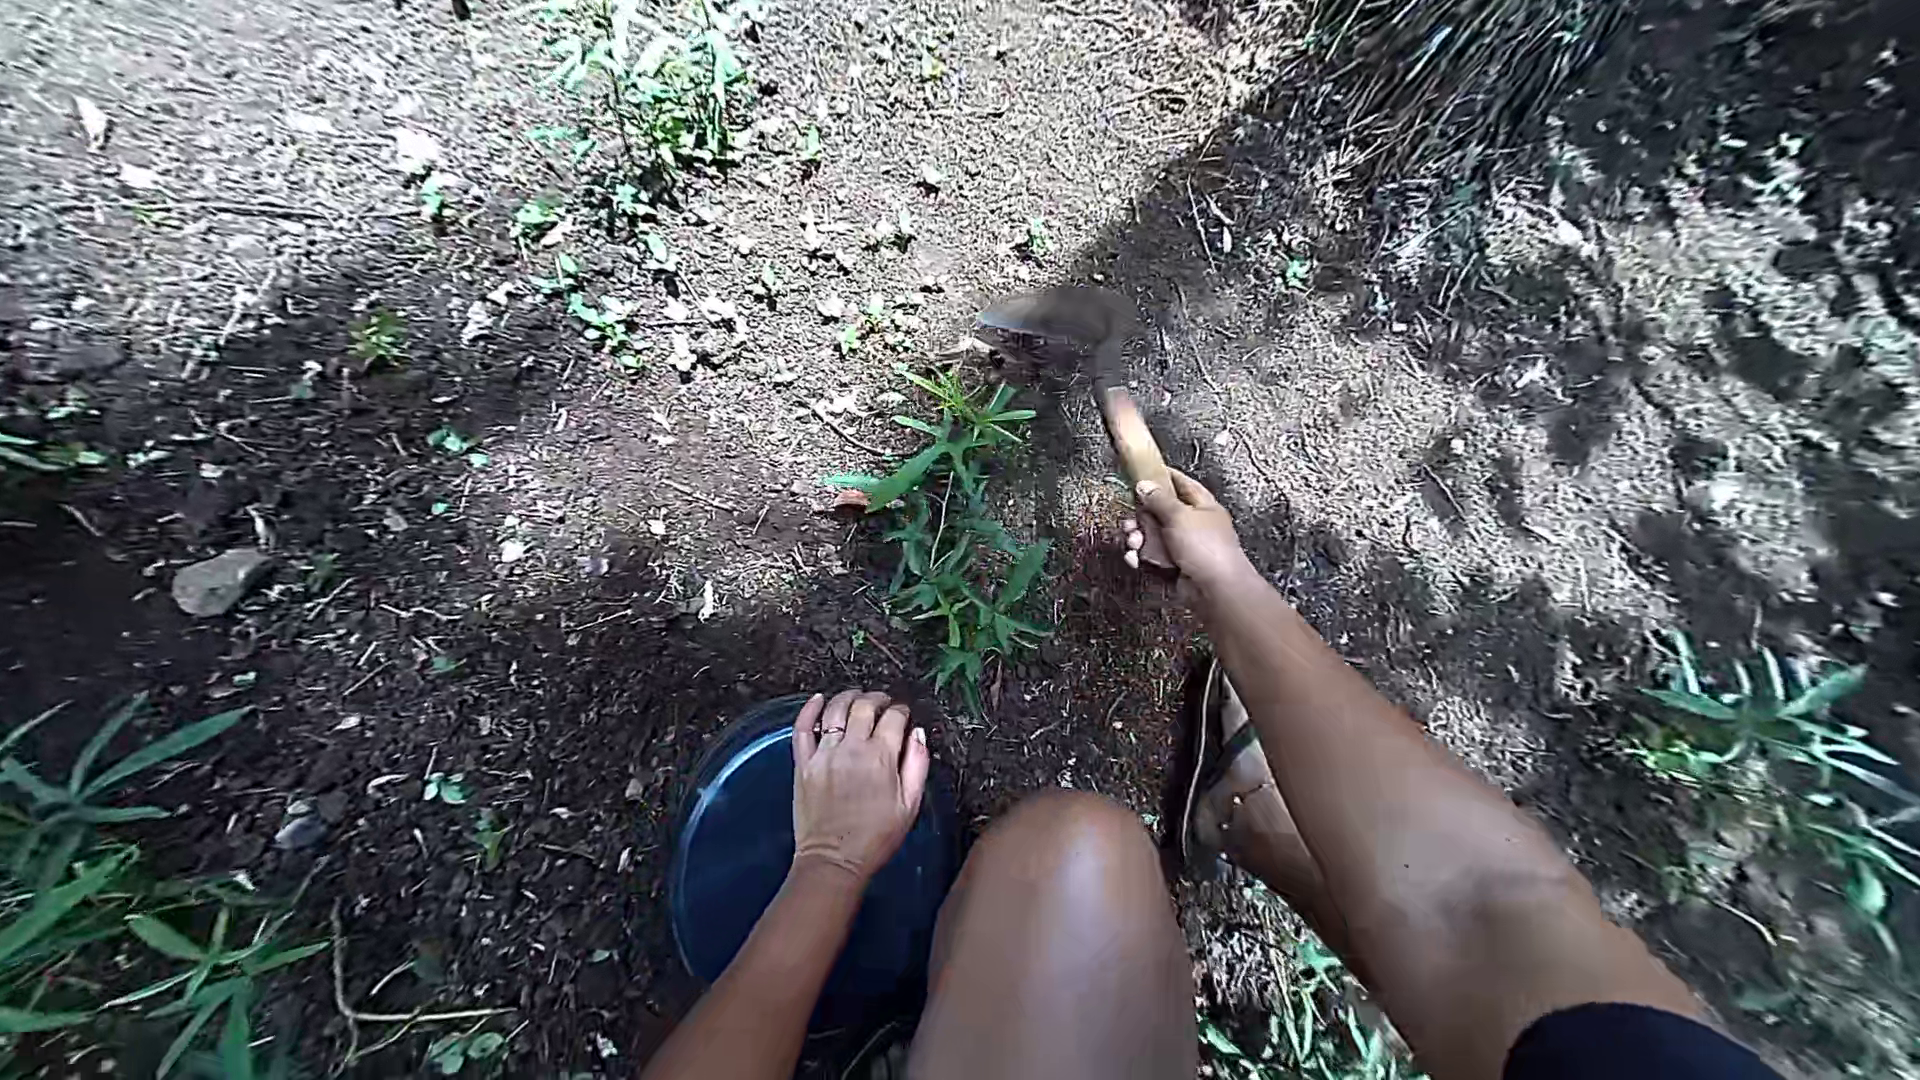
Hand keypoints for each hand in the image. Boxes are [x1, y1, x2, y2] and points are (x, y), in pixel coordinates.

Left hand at [791, 690, 930, 884]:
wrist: (834, 861)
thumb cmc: (877, 836)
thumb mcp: (910, 804)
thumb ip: (918, 764)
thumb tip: (918, 733)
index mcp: (881, 757)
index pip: (894, 716)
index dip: (901, 710)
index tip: (903, 715)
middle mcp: (852, 748)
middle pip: (865, 706)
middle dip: (878, 698)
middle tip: (883, 702)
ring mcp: (824, 754)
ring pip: (836, 709)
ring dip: (849, 696)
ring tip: (857, 697)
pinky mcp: (803, 763)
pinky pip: (803, 728)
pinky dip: (809, 709)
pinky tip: (818, 699)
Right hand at [1122, 469, 1252, 598]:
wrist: (1215, 589)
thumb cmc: (1205, 547)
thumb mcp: (1179, 516)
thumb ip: (1159, 499)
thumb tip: (1144, 485)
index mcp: (1202, 506)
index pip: (1181, 484)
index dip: (1163, 477)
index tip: (1143, 474)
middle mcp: (1193, 524)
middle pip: (1160, 512)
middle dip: (1141, 517)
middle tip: (1130, 521)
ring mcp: (1184, 546)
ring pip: (1153, 535)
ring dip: (1138, 538)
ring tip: (1133, 542)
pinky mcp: (1174, 564)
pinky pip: (1152, 555)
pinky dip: (1141, 556)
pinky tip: (1135, 558)